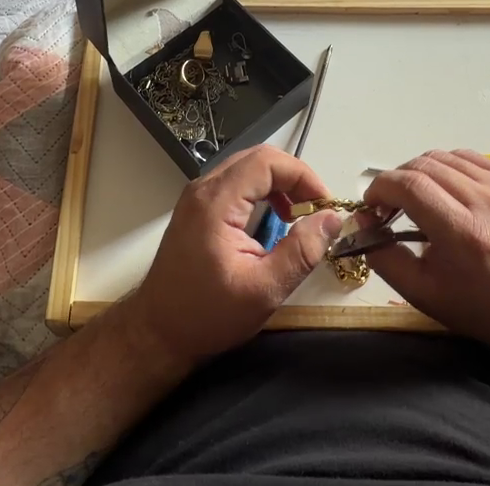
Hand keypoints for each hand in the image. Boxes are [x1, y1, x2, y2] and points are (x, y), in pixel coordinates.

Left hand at [120, 145, 344, 367]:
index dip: (302, 175)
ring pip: (246, 168)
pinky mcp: (197, 208)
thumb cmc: (208, 315)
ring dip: (278, 184)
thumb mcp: (263, 290)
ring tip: (299, 216)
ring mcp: (197, 196)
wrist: (158, 332)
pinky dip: (261, 192)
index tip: (324, 205)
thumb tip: (332, 220)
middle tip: (316, 209)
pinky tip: (274, 221)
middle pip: (257, 158)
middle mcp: (204, 189)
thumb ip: (301, 252)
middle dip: (294, 177)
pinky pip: (235, 183)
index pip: (266, 162)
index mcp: (216, 202)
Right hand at [363, 149, 489, 359]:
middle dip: (397, 180)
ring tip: (417, 196)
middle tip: (390, 204)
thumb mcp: (422, 293)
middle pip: (424, 165)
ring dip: (420, 172)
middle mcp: (486, 201)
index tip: (372, 205)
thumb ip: (384, 256)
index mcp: (463, 232)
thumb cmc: (478, 306)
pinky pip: (469, 158)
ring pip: (445, 157)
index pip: (410, 185)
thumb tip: (362, 222)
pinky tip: (446, 190)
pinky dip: (448, 168)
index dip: (381, 188)